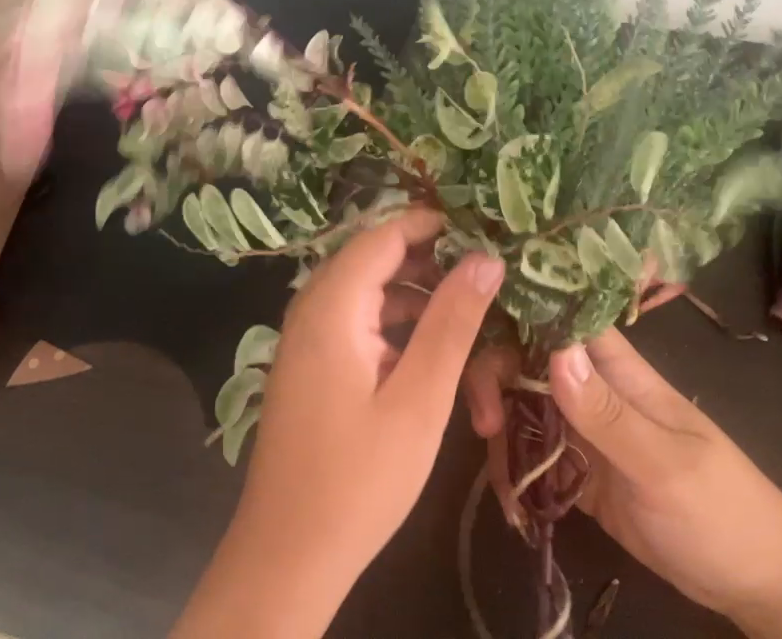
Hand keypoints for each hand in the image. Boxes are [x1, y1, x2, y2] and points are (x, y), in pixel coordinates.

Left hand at [172, 210, 503, 638]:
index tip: (488, 230)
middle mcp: (312, 312)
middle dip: (435, 273)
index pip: (383, 235)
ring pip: (374, 303)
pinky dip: (400, 341)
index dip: (434, 225)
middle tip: (492, 286)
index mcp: (330, 306)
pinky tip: (437, 368)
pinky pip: (362, 333)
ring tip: (478, 334)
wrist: (288, 556)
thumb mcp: (419, 399)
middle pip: (379, 265)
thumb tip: (485, 257)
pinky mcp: (315, 370)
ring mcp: (309, 342)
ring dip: (423, 315)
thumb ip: (451, 322)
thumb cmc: (358, 478)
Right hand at [465, 329, 781, 638]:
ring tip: (494, 469)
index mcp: (623, 374)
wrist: (758, 587)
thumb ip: (608, 413)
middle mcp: (596, 394)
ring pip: (524, 407)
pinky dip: (513, 469)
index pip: (564, 320)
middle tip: (482, 423)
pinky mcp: (579, 474)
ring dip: (500, 428)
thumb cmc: (725, 514)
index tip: (470, 321)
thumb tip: (554, 349)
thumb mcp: (665, 465)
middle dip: (495, 379)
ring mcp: (586, 435)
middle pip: (530, 361)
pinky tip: (506, 496)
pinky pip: (532, 457)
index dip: (520, 308)